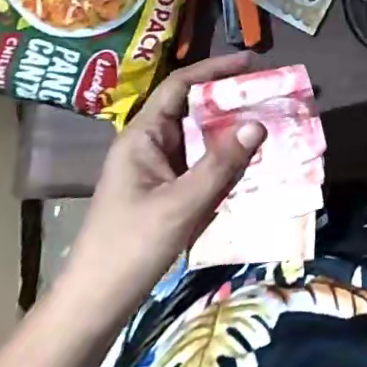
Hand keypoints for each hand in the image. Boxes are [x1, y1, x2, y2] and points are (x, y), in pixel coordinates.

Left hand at [62, 52, 267, 315]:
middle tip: (270, 99)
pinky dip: (223, 163)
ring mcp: (156, 171)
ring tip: (269, 129)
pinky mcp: (163, 194)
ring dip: (229, 135)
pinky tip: (250, 169)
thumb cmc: (132, 246)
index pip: (180, 86)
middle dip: (230, 103)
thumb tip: (257, 124)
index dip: (214, 69)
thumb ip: (220, 164)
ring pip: (198, 141)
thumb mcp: (181, 204)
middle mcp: (149, 145)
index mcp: (143, 135)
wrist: (96, 303)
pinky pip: (198, 167)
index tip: (250, 64)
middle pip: (193, 111)